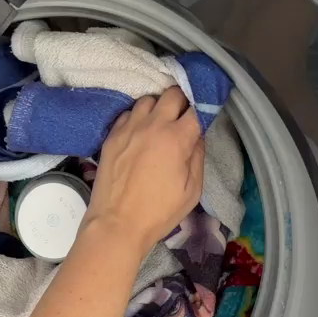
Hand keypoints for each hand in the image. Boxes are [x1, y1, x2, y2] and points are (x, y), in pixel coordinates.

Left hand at [85, 87, 205, 250]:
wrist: (117, 223)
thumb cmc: (159, 211)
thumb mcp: (192, 190)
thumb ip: (198, 157)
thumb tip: (198, 136)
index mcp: (176, 138)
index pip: (196, 108)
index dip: (204, 108)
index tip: (204, 114)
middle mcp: (152, 125)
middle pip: (172, 93)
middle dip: (182, 100)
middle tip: (183, 115)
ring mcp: (129, 127)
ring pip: (147, 99)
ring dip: (158, 106)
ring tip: (160, 122)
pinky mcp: (112, 134)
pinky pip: (128, 113)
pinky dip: (137, 117)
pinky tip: (140, 131)